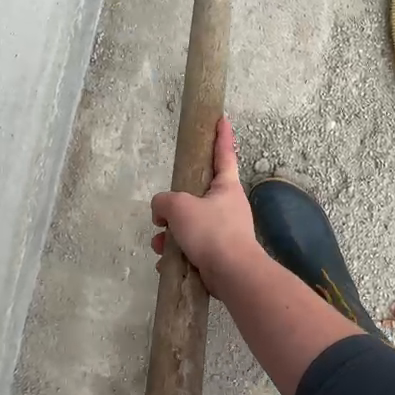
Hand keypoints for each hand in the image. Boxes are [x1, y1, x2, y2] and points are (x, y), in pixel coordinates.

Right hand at [150, 117, 265, 296]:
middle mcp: (228, 206)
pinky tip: (167, 263)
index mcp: (226, 187)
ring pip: (191, 225)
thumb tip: (161, 211)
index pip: (223, 153)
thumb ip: (163, 202)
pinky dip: (178, 253)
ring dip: (171, 234)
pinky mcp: (220, 255)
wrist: (233, 275)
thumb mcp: (179, 207)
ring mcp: (226, 231)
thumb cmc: (211, 232)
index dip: (221, 136)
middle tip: (161, 217)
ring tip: (161, 245)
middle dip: (174, 207)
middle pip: (196, 196)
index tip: (222, 119)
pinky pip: (193, 248)